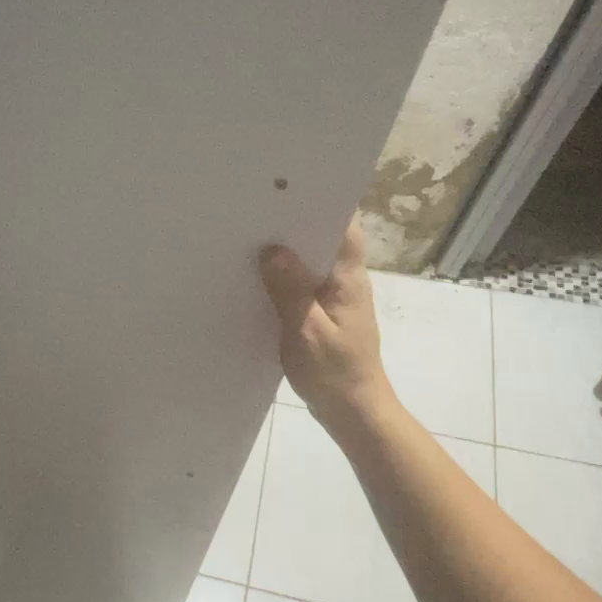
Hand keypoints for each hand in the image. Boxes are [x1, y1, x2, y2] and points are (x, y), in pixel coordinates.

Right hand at [259, 220, 394, 430]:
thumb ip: (291, 290)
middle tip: (254, 215)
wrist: (353, 410)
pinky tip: (258, 282)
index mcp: (348, 278)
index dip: (318, 204)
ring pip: (310, 264)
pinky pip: (302, 286)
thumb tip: (271, 250)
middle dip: (292, 227)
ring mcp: (336, 298)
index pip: (342, 226)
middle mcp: (346, 281)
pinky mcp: (323, 315)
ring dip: (285, 255)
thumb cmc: (334, 372)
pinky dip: (283, 280)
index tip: (285, 191)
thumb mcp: (307, 331)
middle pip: (322, 240)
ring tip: (249, 243)